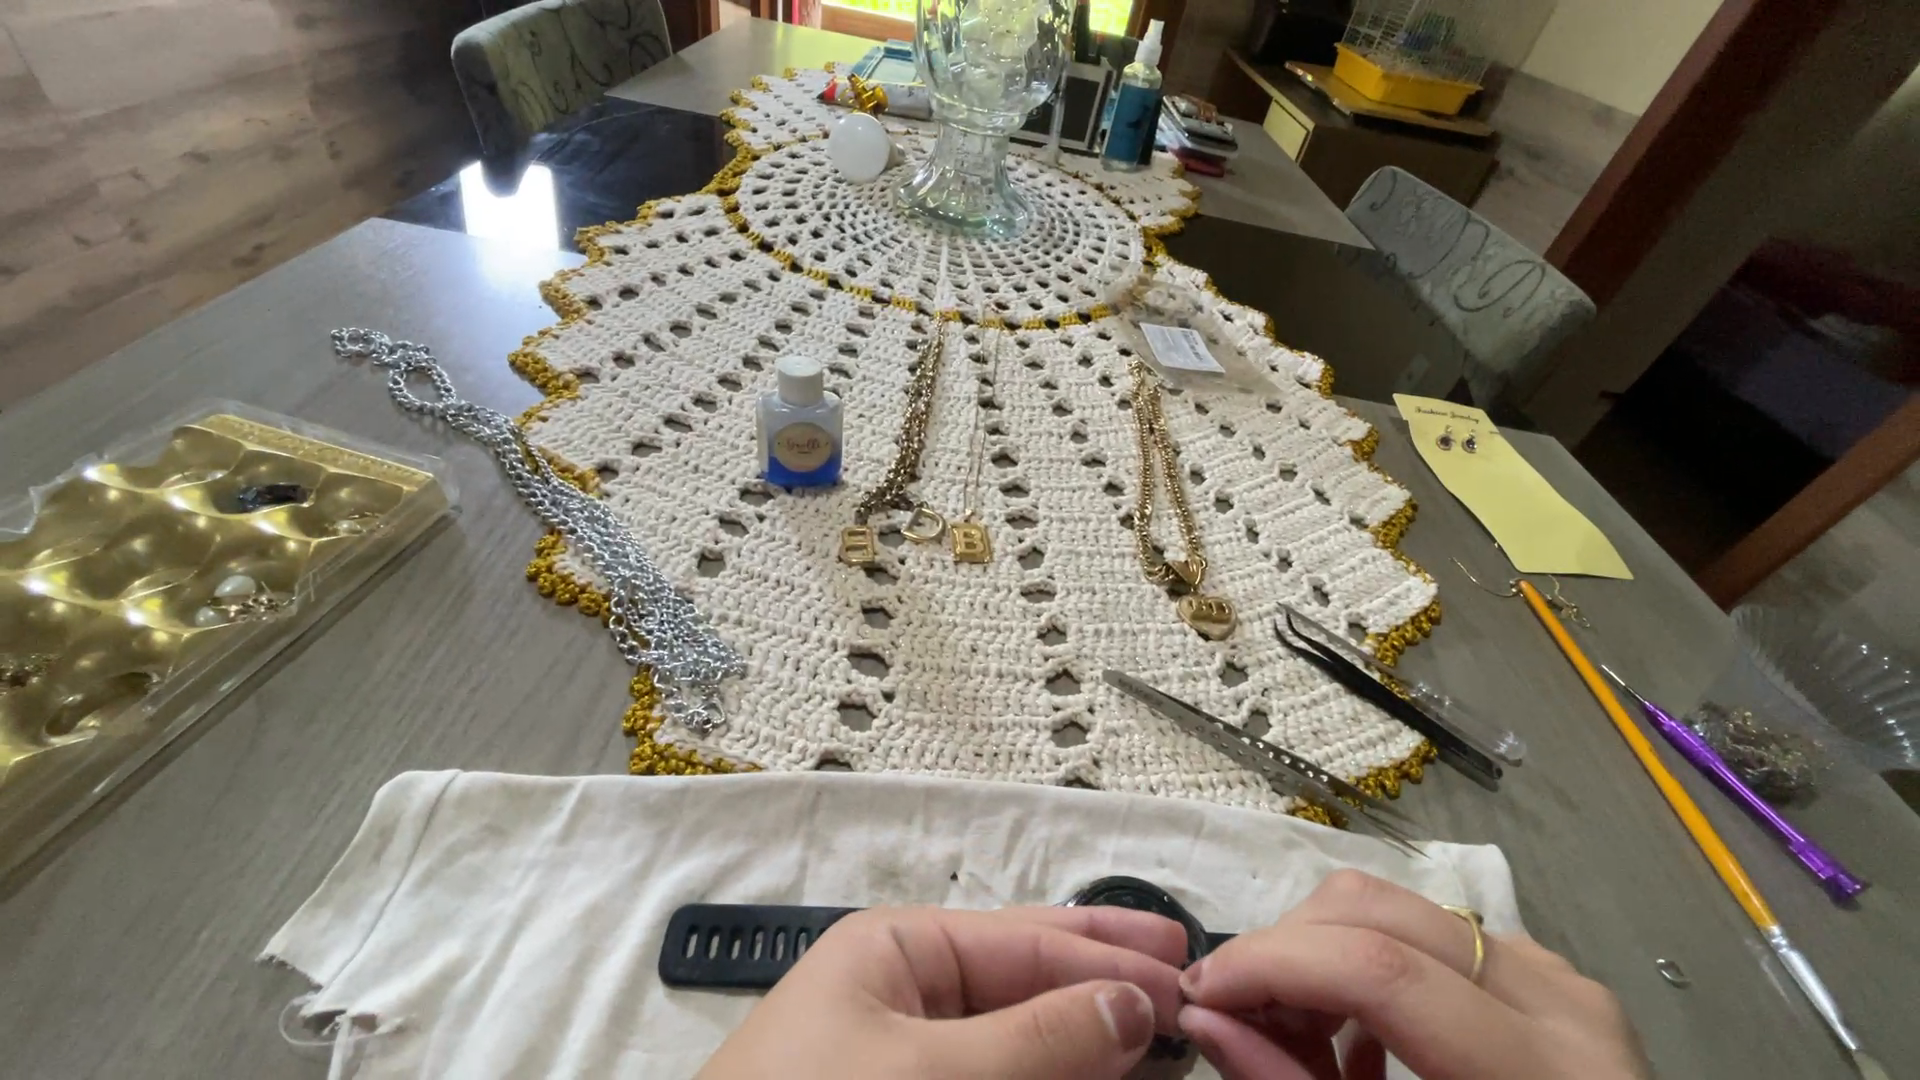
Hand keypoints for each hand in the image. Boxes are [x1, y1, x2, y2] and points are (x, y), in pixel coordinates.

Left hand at [697, 905, 1188, 1078]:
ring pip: (1020, 1032)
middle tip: (1181, 968)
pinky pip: (998, 1072)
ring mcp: (912, 1051)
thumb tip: (1130, 1002)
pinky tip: (1092, 1068)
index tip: (1179, 974)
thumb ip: (1034, 1039)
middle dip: (1102, 973)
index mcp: (898, 949)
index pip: (1023, 940)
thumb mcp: (927, 1071)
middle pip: (1026, 974)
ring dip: (1087, 1033)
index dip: (1104, 955)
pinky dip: (1048, 1070)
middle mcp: (908, 989)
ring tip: (1156, 1028)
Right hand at [1178, 870, 1649, 1079]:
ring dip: (1312, 953)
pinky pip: (1420, 931)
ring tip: (1290, 1029)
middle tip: (1233, 1009)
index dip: (1273, 969)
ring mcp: (1553, 976)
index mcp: (1548, 1076)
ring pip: (1388, 905)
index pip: (1381, 971)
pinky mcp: (1540, 972)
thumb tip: (1202, 1018)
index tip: (1200, 994)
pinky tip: (1353, 1042)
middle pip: (1373, 911)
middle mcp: (1560, 1002)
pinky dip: (1359, 967)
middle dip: (1281, 949)